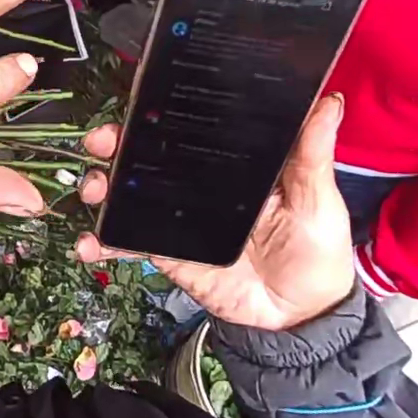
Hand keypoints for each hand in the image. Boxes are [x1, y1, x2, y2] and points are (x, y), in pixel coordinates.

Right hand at [76, 94, 355, 330]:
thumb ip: (312, 154)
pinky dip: (104, 244)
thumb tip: (329, 102)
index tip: (137, 106)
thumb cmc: (316, 251)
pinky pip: (129, 243)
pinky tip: (88, 244)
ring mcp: (176, 219)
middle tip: (102, 141)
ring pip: (130, 196)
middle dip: (117, 145)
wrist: (297, 315)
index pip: (187, 133)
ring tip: (93, 189)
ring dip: (102, 188)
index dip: (158, 117)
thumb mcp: (317, 198)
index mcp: (228, 166)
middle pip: (147, 159)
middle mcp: (196, 187)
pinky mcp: (167, 251)